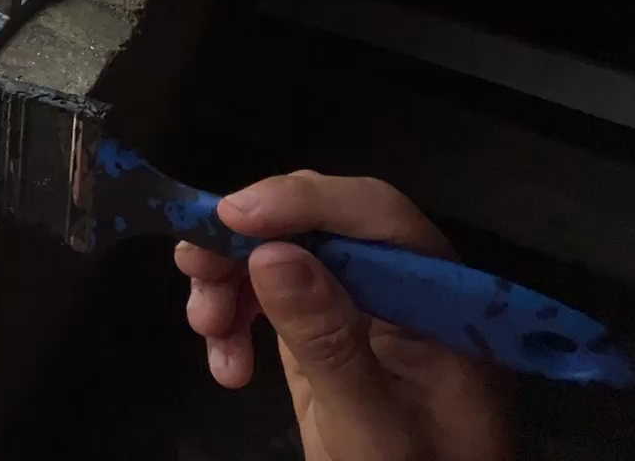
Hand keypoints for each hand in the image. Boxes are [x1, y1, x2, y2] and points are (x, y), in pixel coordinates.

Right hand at [175, 171, 511, 460]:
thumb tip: (270, 253)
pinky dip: (229, 312)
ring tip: (204, 326)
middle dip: (245, 242)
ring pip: (274, 249)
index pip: (374, 215)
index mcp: (439, 303)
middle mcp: (397, 289)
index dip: (302, 202)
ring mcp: (355, 305)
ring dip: (226, 278)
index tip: (231, 216)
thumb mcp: (372, 431)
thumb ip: (328, 343)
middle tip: (195, 268)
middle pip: (311, 224)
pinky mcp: (319, 323)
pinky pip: (261, 288)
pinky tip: (225, 360)